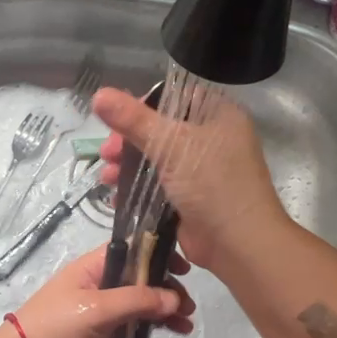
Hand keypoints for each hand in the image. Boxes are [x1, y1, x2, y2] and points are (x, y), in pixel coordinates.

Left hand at [8, 244, 194, 337]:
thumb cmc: (59, 324)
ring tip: (186, 331)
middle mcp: (97, 290)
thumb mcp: (100, 307)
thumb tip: (175, 299)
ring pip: (136, 317)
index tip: (185, 270)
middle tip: (188, 310)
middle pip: (140, 287)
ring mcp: (97, 319)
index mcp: (93, 269)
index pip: (132, 253)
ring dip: (161, 323)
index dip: (159, 258)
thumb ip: (139, 301)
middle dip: (166, 296)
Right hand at [94, 87, 290, 270]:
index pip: (175, 98)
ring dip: (128, 167)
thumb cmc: (211, 184)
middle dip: (128, 142)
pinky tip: (116, 196)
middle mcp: (212, 138)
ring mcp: (202, 171)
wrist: (238, 243)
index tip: (116, 119)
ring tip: (107, 177)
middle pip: (160, 130)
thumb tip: (98, 94)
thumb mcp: (171, 145)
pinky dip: (137, 189)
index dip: (142, 106)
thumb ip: (133, 120)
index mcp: (217, 114)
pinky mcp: (191, 198)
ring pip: (157, 160)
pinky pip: (158, 186)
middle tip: (107, 154)